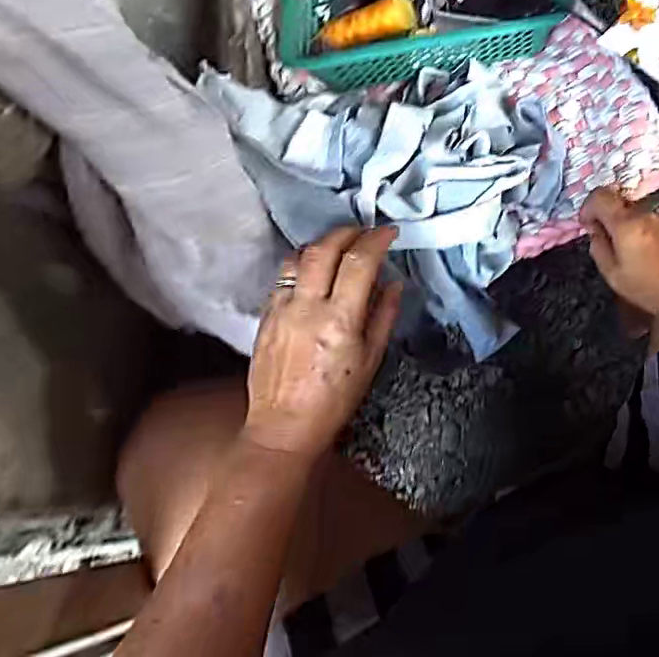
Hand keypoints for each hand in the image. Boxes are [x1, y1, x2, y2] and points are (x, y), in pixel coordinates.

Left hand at [242, 227, 401, 457]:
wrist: (283, 428)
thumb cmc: (336, 398)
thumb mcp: (372, 358)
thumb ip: (384, 314)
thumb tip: (393, 282)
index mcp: (339, 321)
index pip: (359, 263)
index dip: (376, 239)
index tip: (389, 232)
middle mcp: (307, 309)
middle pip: (325, 250)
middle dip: (348, 232)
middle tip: (365, 231)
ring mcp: (281, 311)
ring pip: (298, 257)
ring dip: (322, 243)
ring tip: (339, 245)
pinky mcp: (264, 317)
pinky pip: (282, 277)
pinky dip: (302, 264)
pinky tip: (314, 270)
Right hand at [580, 189, 658, 324]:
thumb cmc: (650, 289)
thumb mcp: (613, 275)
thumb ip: (598, 247)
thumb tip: (595, 231)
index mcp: (626, 224)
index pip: (600, 195)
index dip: (588, 207)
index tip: (587, 223)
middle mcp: (645, 214)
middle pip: (619, 204)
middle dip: (608, 219)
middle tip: (606, 240)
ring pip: (636, 213)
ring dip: (628, 226)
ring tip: (630, 253)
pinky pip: (651, 222)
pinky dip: (644, 231)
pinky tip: (649, 254)